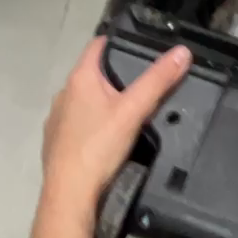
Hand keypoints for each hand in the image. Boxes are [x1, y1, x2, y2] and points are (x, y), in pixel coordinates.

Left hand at [40, 37, 191, 216]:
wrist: (69, 197)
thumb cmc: (98, 147)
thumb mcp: (135, 111)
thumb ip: (158, 81)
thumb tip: (182, 52)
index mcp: (80, 79)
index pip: (97, 45)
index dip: (116, 40)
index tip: (137, 44)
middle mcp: (63, 94)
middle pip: (92, 73)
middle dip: (114, 74)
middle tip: (141, 80)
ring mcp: (56, 120)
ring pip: (83, 100)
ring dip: (101, 100)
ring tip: (127, 109)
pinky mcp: (55, 143)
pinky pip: (76, 123)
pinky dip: (91, 123)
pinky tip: (106, 137)